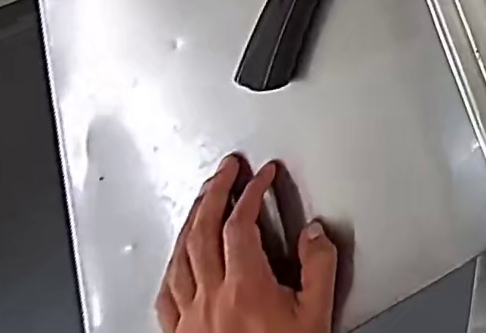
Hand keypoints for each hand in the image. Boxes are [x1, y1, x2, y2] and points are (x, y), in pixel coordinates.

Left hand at [157, 155, 336, 332]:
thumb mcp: (317, 312)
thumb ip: (319, 265)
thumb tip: (314, 231)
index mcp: (244, 288)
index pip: (241, 225)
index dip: (252, 192)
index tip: (263, 174)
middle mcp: (210, 301)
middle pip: (202, 233)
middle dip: (215, 192)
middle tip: (227, 168)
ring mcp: (189, 321)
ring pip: (179, 258)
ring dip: (192, 220)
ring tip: (203, 197)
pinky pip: (166, 293)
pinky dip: (173, 263)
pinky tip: (178, 255)